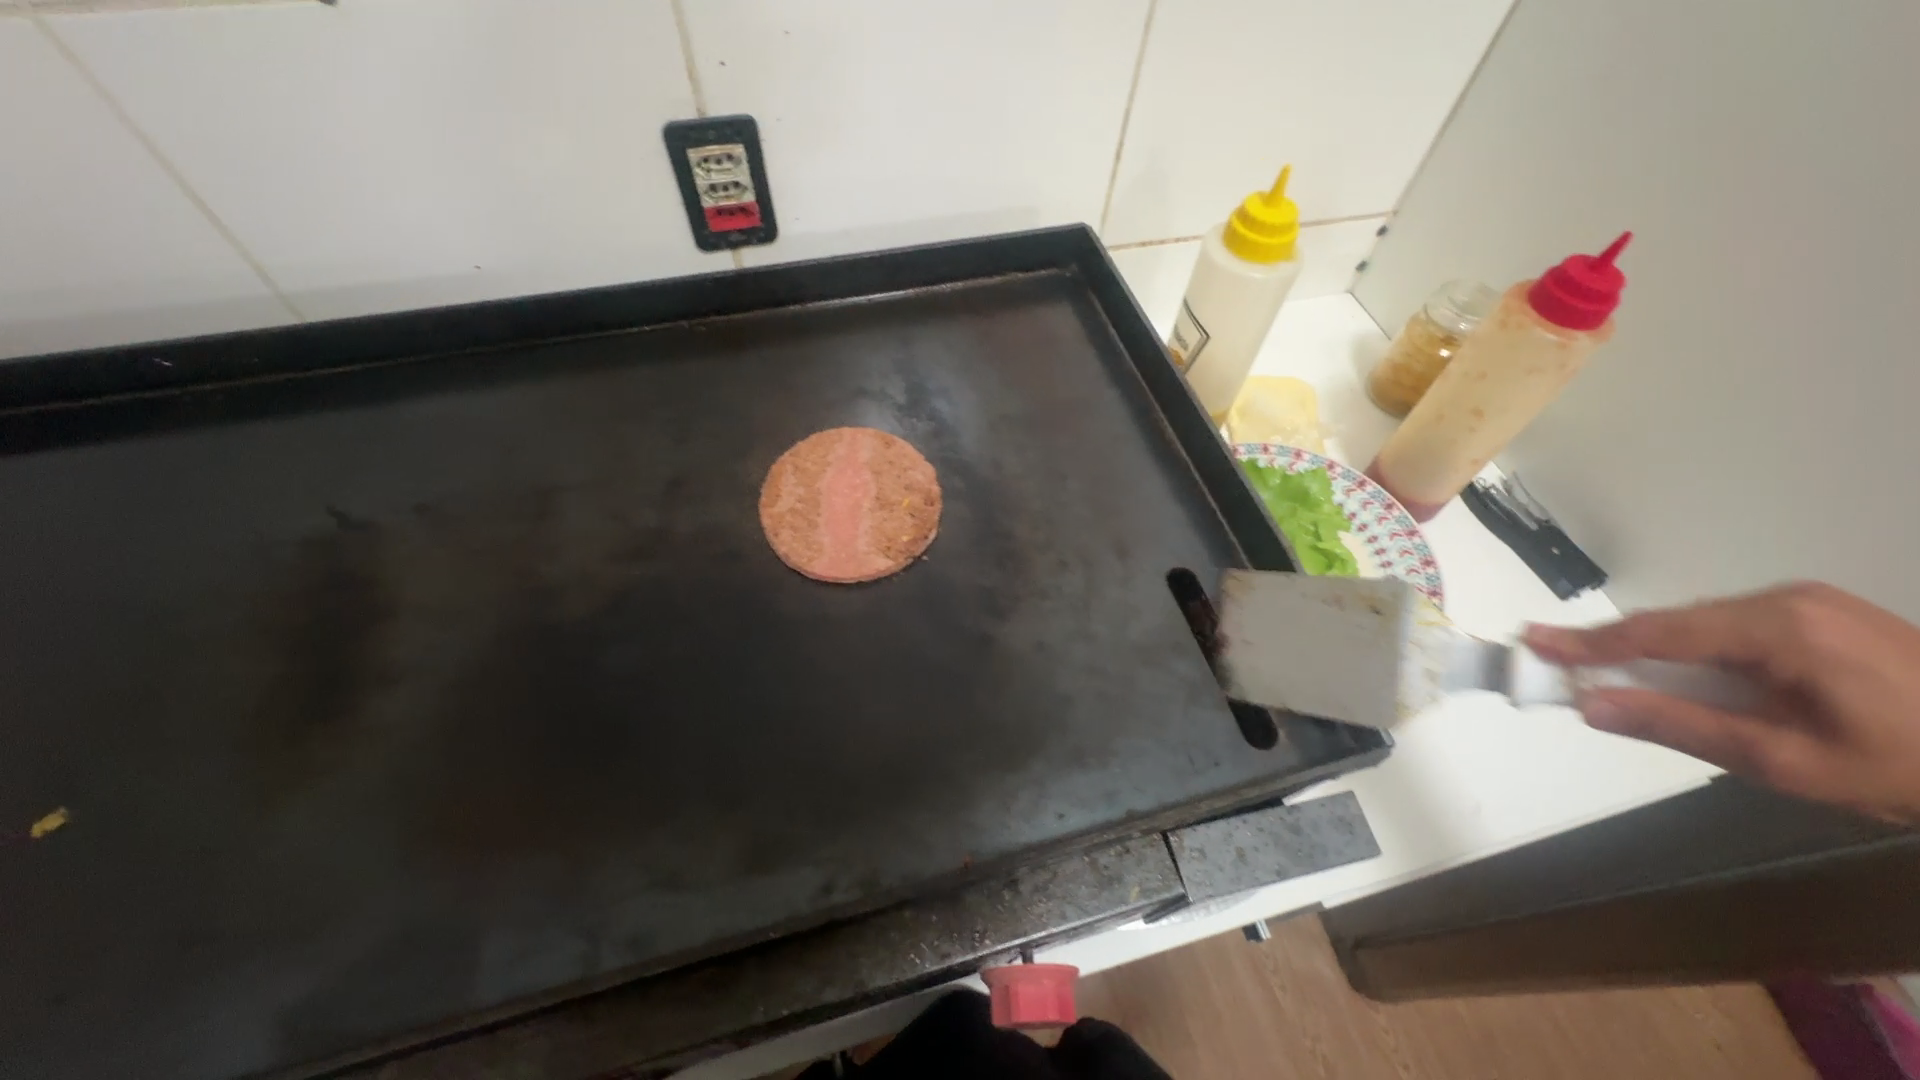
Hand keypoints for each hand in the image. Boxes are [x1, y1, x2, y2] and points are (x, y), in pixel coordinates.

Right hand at [1524, 582, 1919, 825]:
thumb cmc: (1905, 766)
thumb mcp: (1785, 761)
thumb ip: (1680, 726)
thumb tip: (1590, 706)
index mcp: (1779, 628)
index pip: (1657, 632)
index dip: (1587, 642)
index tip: (1530, 640)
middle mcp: (1788, 600)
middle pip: (1677, 624)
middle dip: (1619, 649)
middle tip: (1564, 668)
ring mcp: (1812, 603)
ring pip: (1705, 626)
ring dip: (1662, 654)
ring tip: (1621, 681)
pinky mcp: (1827, 615)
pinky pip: (1738, 628)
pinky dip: (1701, 654)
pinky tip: (1692, 679)